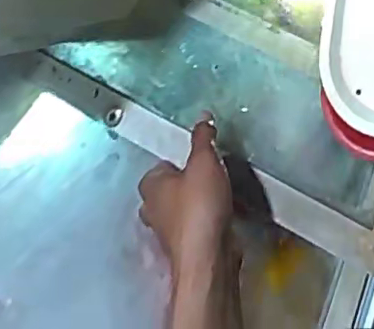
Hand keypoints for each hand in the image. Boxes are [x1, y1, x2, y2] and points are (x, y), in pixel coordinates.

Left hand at [139, 117, 235, 280]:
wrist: (209, 257)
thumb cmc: (200, 204)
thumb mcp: (204, 161)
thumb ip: (203, 138)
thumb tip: (203, 117)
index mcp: (150, 186)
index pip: (161, 164)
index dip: (181, 159)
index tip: (200, 156)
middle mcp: (153, 210)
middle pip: (171, 187)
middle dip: (189, 181)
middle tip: (210, 173)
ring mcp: (168, 233)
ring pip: (183, 208)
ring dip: (200, 201)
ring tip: (220, 191)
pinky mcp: (185, 248)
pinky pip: (196, 224)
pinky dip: (207, 218)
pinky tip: (223, 212)